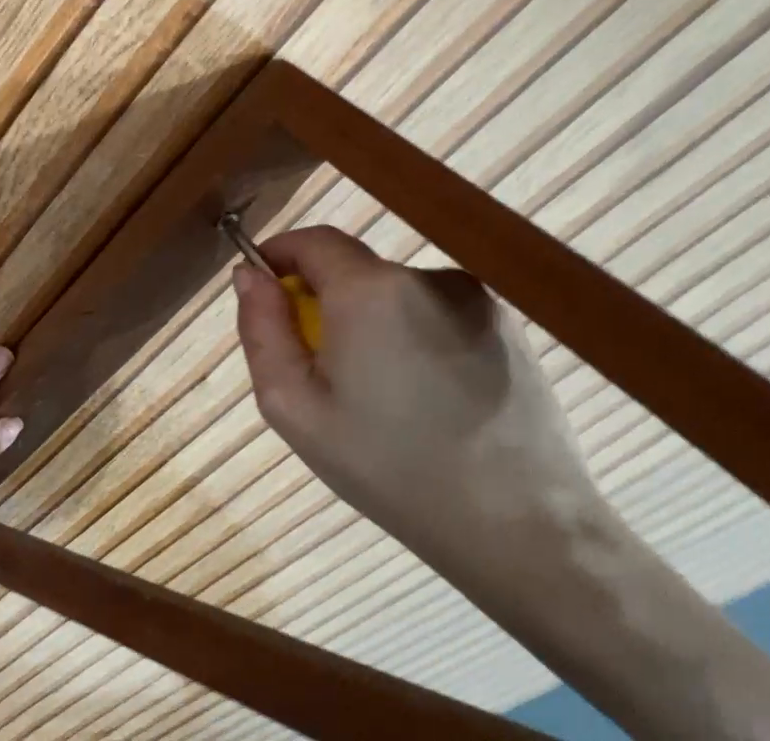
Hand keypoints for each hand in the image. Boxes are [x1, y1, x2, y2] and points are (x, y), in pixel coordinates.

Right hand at [231, 226, 602, 563]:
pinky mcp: (512, 332)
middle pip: (353, 271)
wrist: (522, 529)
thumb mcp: (291, 404)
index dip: (277, 256)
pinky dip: (413, 342)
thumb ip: (261, 329)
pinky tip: (425, 403)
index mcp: (370, 291)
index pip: (311, 240)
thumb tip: (248, 274)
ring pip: (394, 296)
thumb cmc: (387, 466)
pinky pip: (436, 317)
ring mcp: (480, 303)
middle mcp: (428, 279)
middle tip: (318, 373)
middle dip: (323, 304)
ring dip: (370, 326)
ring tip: (379, 398)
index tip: (261, 294)